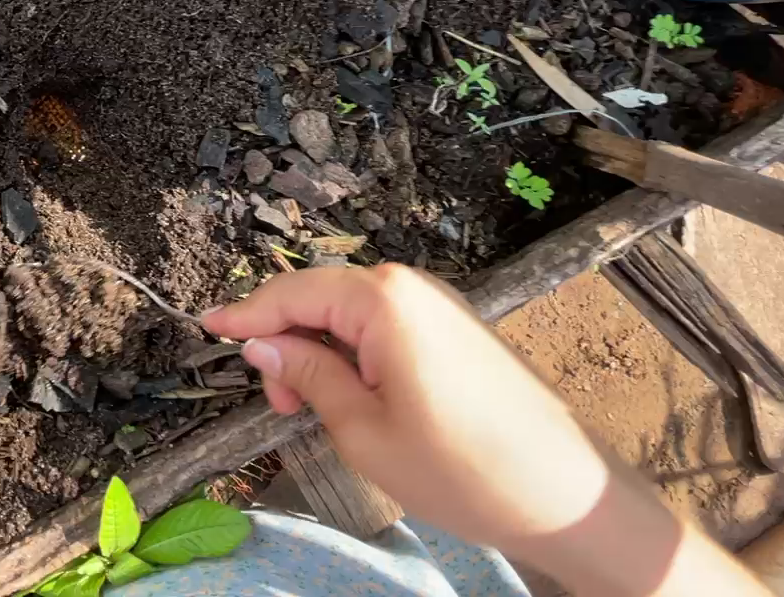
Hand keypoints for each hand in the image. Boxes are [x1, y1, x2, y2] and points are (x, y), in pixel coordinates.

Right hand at [203, 265, 769, 596]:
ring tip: (306, 403)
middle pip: (318, 297)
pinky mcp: (450, 322)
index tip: (207, 324)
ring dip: (317, 348)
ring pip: (346, 310)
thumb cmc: (462, 471)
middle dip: (285, 339)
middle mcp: (406, 283)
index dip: (245, 313)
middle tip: (272, 399)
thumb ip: (304, 374)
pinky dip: (350, 349)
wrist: (576, 501)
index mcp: (381, 299)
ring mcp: (433, 300)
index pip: (292, 294)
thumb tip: (258, 343)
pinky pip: (379, 322)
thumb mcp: (363, 429)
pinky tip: (345, 388)